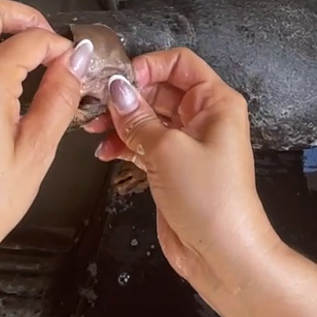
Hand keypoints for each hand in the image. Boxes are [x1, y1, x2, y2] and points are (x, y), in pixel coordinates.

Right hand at [90, 48, 279, 283]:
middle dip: (126, 95)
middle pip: (160, 89)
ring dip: (120, 120)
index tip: (117, 80)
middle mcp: (204, 117)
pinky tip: (105, 151)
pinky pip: (145, 142)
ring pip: (148, 117)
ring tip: (94, 129)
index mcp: (215, 102)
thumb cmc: (209, 197)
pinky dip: (124, 143)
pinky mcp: (173, 166)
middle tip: (94, 104)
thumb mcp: (167, 149)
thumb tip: (116, 89)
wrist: (222, 252)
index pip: (179, 63)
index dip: (147, 66)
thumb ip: (137, 117)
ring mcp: (188, 142)